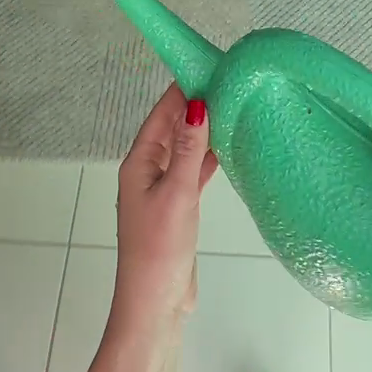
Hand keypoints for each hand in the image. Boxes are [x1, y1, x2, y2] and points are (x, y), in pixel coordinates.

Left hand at [111, 85, 217, 331]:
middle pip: (172, 130)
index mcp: (139, 164)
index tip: (208, 67)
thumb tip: (197, 105)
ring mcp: (162, 191)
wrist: (155, 304)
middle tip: (229, 84)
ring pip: (185, 151)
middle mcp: (147, 172)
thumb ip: (190, 151)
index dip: (182, 91)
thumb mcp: (177, 194)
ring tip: (233, 109)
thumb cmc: (159, 248)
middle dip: (196, 108)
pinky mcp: (178, 208)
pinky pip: (194, 172)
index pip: (161, 115)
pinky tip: (229, 149)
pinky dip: (209, 159)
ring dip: (204, 133)